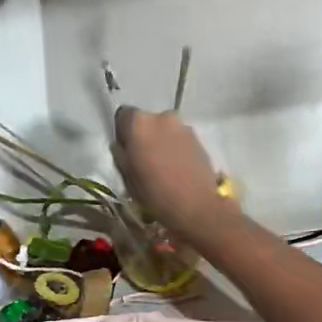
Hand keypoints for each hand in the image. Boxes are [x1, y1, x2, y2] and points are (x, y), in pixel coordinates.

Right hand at [115, 105, 230, 240]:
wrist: (196, 206)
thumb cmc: (155, 192)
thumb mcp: (128, 177)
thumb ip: (121, 154)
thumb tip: (121, 145)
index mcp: (140, 122)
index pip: (124, 115)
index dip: (123, 132)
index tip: (127, 150)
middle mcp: (163, 117)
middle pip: (148, 121)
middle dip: (145, 136)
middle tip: (146, 158)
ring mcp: (184, 127)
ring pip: (166, 130)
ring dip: (163, 141)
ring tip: (165, 165)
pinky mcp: (200, 139)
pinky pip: (181, 139)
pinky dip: (178, 148)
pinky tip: (179, 168)